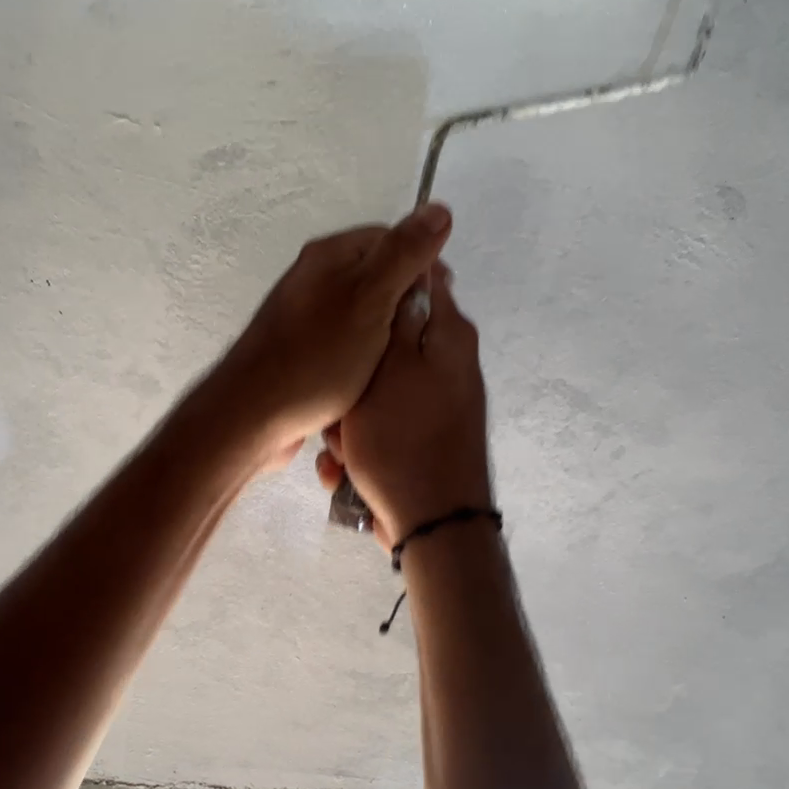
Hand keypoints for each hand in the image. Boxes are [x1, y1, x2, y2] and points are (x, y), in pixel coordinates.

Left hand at [210, 204, 453, 465]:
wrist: (253, 418)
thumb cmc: (316, 359)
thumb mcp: (370, 300)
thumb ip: (404, 255)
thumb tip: (439, 208)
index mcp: (330, 255)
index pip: (391, 240)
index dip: (423, 265)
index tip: (441, 300)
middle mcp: (314, 279)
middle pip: (378, 277)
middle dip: (406, 302)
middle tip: (423, 336)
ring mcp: (305, 318)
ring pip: (364, 315)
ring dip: (387, 334)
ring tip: (403, 360)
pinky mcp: (301, 353)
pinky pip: (346, 345)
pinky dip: (365, 357)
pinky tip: (376, 378)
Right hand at [316, 267, 491, 546]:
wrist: (431, 523)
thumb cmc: (402, 437)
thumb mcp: (389, 367)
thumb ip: (398, 316)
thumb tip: (417, 266)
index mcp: (449, 336)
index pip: (418, 281)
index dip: (376, 288)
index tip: (345, 312)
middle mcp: (448, 365)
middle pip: (385, 345)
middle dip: (351, 374)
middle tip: (339, 402)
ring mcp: (435, 406)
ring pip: (375, 392)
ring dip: (349, 419)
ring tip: (340, 447)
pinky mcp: (420, 441)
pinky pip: (381, 428)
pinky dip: (359, 448)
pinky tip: (344, 471)